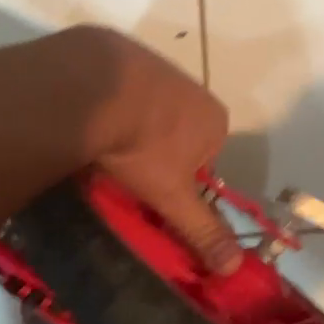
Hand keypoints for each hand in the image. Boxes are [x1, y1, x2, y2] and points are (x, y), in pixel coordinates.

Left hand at [54, 27, 240, 274]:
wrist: (94, 85)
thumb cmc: (144, 145)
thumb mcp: (173, 196)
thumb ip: (203, 230)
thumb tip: (235, 269)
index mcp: (215, 120)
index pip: (206, 161)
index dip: (180, 181)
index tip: (154, 193)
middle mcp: (194, 89)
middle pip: (178, 134)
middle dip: (156, 153)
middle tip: (126, 173)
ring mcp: (158, 67)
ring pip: (146, 110)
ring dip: (130, 127)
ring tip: (103, 148)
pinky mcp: (120, 54)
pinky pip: (118, 89)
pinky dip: (107, 104)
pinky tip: (88, 120)